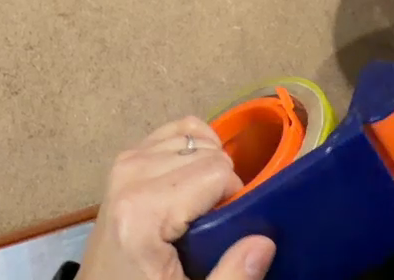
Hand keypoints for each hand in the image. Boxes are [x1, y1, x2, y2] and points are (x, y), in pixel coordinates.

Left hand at [77, 116, 276, 279]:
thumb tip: (265, 241)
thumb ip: (230, 275)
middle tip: (211, 224)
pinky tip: (195, 175)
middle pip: (208, 152)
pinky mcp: (128, 156)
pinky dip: (195, 145)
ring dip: (208, 164)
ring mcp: (127, 160)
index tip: (223, 232)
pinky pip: (176, 129)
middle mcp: (132, 173)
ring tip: (201, 204)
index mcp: (144, 211)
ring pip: (196, 136)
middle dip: (221, 184)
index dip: (233, 199)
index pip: (216, 171)